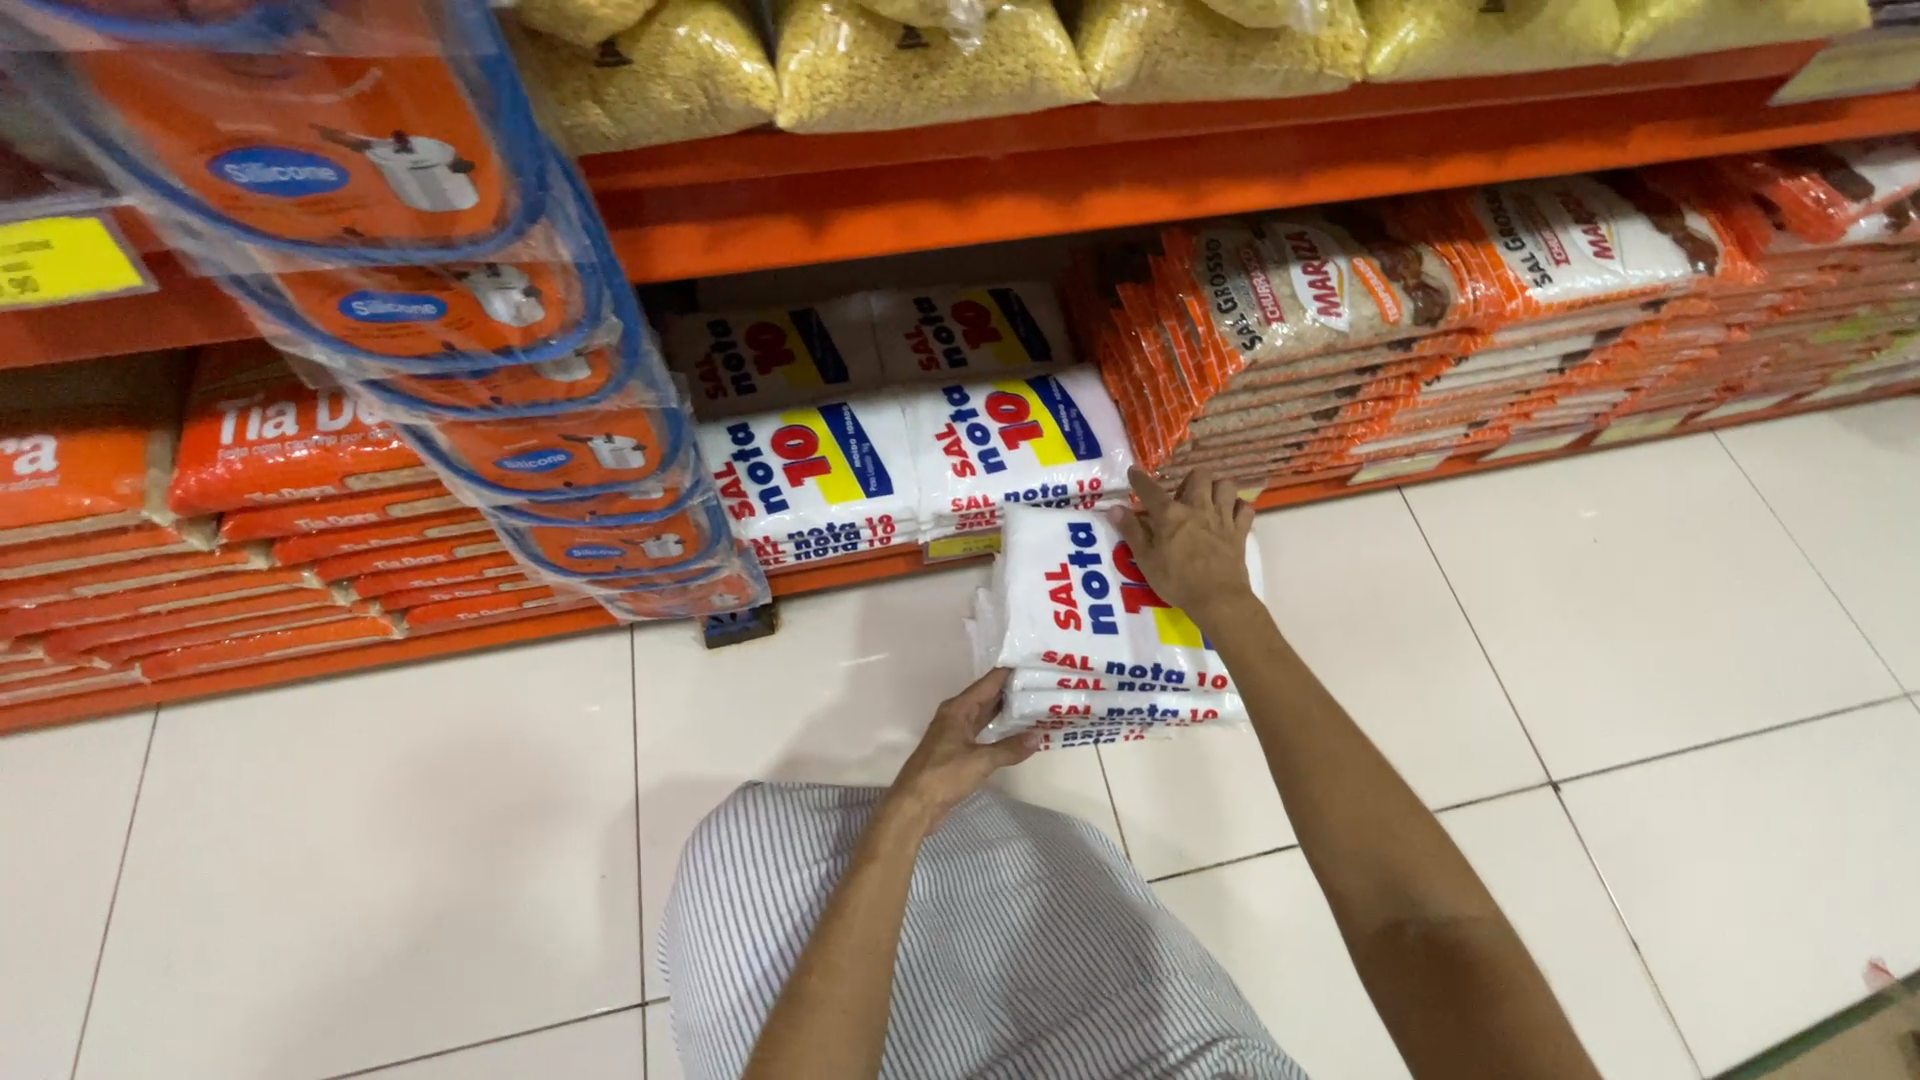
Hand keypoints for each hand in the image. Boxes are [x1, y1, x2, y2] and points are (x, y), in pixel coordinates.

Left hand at [886, 669, 1036, 833]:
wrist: (915, 804)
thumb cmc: (944, 775)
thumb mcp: (981, 760)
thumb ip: (1009, 748)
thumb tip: (1037, 737)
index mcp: (958, 709)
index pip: (988, 682)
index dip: (1009, 672)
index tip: (1034, 664)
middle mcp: (956, 715)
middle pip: (987, 696)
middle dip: (1012, 691)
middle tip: (1042, 685)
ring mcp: (955, 733)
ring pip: (985, 715)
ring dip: (1006, 711)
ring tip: (1035, 705)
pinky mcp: (957, 751)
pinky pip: (982, 733)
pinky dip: (999, 731)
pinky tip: (1016, 733)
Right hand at [1110, 466, 1257, 625]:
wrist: (1217, 598)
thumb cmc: (1176, 581)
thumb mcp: (1146, 560)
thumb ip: (1131, 531)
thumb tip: (1115, 508)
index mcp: (1170, 515)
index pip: (1150, 489)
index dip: (1139, 479)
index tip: (1133, 472)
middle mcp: (1197, 508)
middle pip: (1199, 475)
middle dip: (1190, 479)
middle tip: (1183, 494)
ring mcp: (1222, 518)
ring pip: (1226, 486)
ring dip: (1217, 489)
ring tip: (1208, 500)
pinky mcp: (1240, 532)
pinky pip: (1245, 509)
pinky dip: (1238, 508)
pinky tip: (1230, 515)